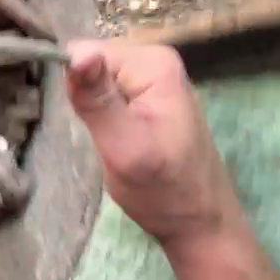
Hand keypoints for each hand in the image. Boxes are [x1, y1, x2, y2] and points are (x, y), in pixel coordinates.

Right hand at [65, 36, 242, 253]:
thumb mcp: (125, 147)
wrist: (202, 228)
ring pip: (94, 80)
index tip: (89, 121)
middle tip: (105, 136)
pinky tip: (117, 137)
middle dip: (87, 99)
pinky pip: (106, 93)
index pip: (83, 52)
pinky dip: (103, 116)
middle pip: (90, 64)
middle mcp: (154, 59)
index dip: (77, 87)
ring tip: (111, 139)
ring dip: (95, 111)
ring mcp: (152, 77)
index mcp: (152, 61)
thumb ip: (98, 99)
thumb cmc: (165, 192)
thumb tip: (76, 51)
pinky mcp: (148, 95)